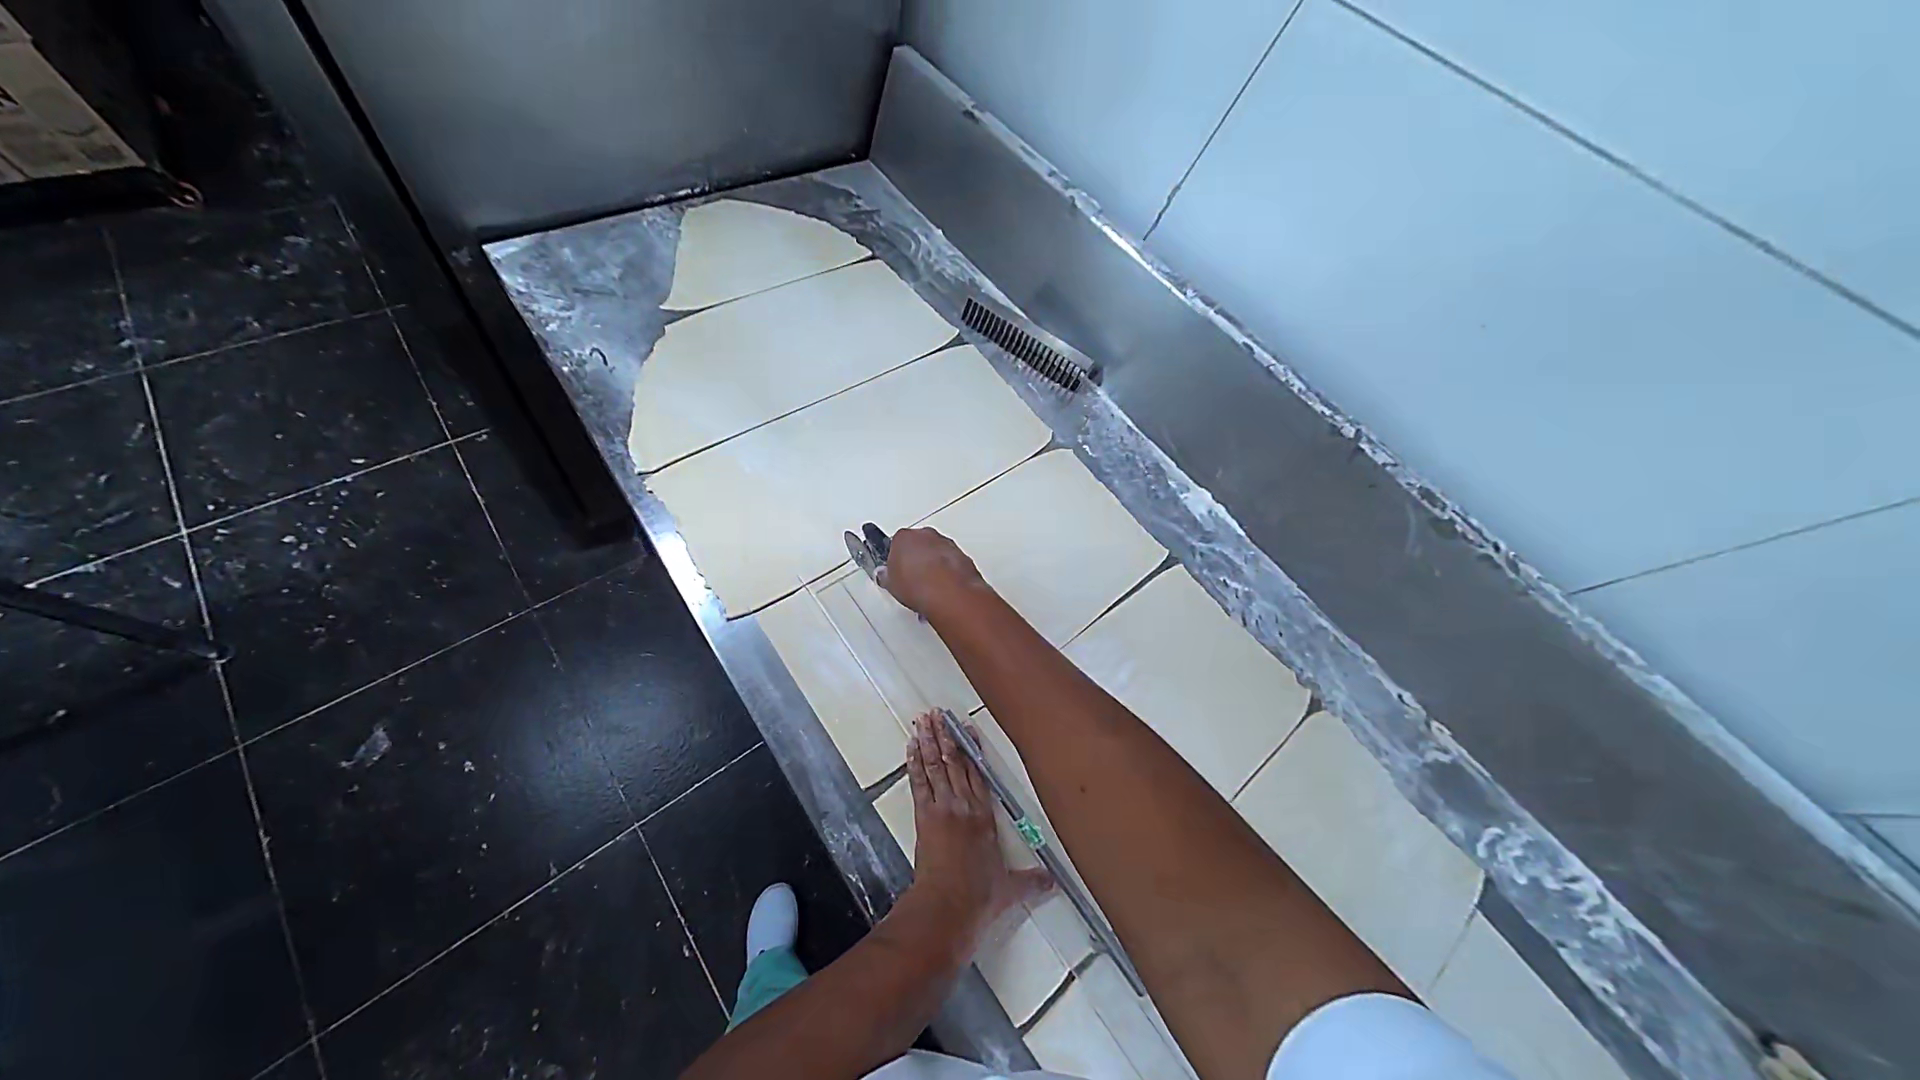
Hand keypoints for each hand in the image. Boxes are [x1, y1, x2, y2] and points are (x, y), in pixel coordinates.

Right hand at [883, 528, 987, 618]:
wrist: (948, 593)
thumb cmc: (920, 584)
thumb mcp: (891, 584)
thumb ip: (887, 575)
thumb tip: (886, 576)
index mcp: (904, 537)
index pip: (895, 543)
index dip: (895, 559)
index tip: (896, 570)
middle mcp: (927, 535)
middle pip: (918, 544)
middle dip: (916, 558)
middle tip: (911, 578)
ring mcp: (946, 544)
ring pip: (937, 551)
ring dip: (933, 564)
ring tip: (928, 587)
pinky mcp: (962, 555)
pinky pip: (952, 561)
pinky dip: (949, 571)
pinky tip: (943, 588)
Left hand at [903, 711, 1051, 947]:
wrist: (948, 906)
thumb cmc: (980, 895)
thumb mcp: (1011, 888)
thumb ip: (1032, 880)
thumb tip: (1054, 883)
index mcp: (985, 815)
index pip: (978, 773)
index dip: (972, 748)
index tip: (967, 728)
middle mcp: (964, 804)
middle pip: (955, 761)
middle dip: (946, 735)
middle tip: (937, 712)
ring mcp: (942, 807)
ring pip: (935, 765)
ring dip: (929, 741)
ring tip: (923, 720)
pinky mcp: (923, 816)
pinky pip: (918, 782)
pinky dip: (914, 762)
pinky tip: (911, 746)